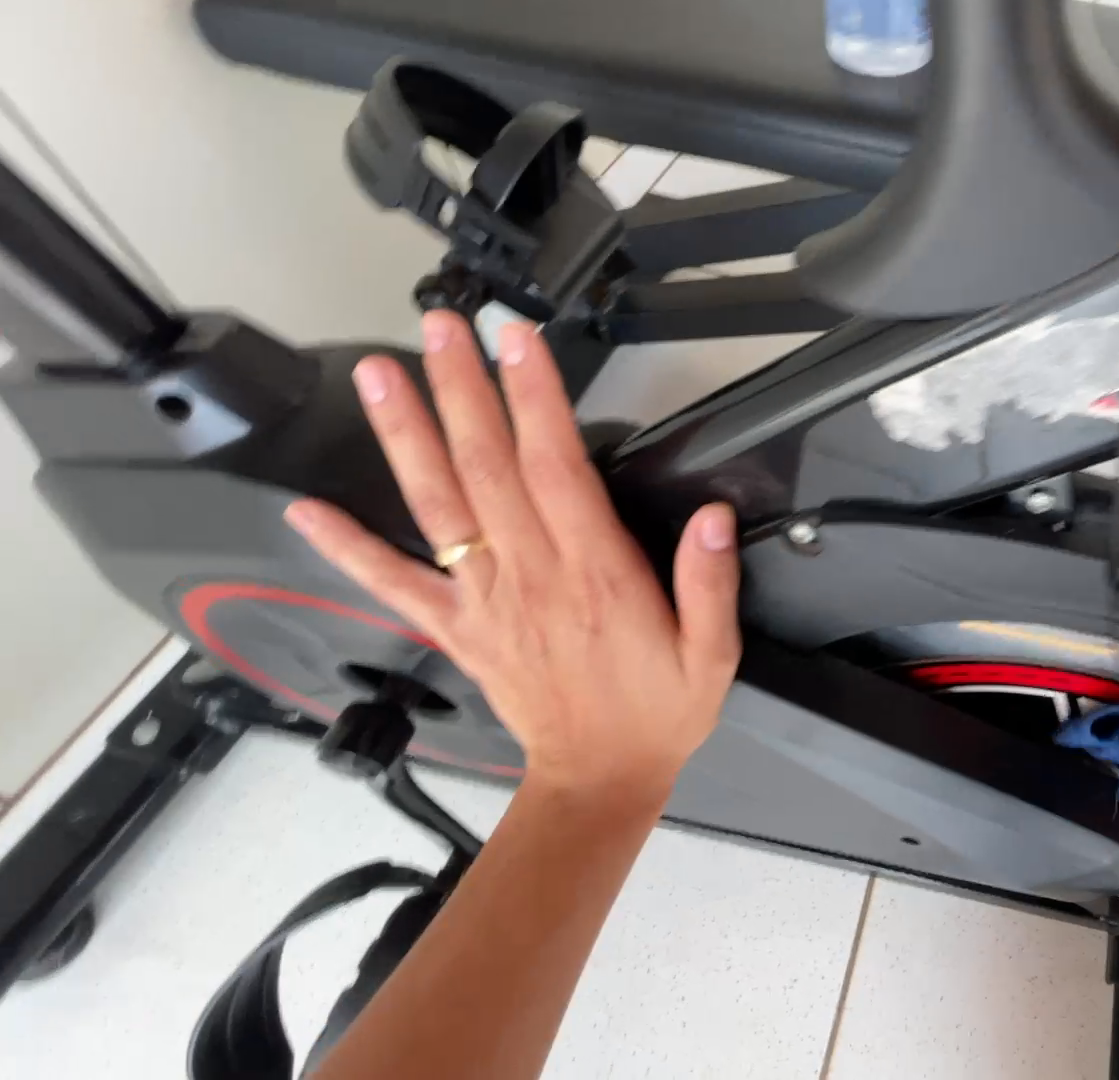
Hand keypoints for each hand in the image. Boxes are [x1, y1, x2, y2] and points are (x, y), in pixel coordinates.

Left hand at [284, 311, 740, 802]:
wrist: (600, 778)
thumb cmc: (658, 712)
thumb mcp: (714, 653)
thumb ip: (710, 582)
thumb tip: (713, 517)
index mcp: (596, 576)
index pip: (558, 468)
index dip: (536, 400)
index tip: (519, 345)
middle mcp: (531, 578)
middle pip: (488, 467)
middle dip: (464, 390)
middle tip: (443, 329)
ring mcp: (486, 602)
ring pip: (439, 507)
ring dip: (408, 437)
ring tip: (380, 377)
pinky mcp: (460, 628)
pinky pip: (396, 584)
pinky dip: (348, 547)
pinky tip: (307, 511)